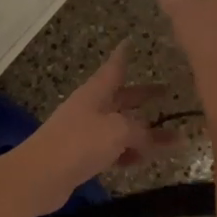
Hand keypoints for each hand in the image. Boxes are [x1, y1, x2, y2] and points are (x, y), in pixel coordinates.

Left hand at [11, 42, 178, 207]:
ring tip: (176, 140)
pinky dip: (128, 153)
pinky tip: (143, 161)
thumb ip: (140, 131)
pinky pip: (112, 150)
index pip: (112, 69)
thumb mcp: (117, 130)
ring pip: (120, 128)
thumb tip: (151, 138)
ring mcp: (84, 133)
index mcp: (95, 93)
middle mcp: (89, 109)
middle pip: (120, 99)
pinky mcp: (81, 157)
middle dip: (143, 96)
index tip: (129, 41)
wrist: (40, 175)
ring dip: (145, 133)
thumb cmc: (79, 143)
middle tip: (167, 91)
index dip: (122, 56)